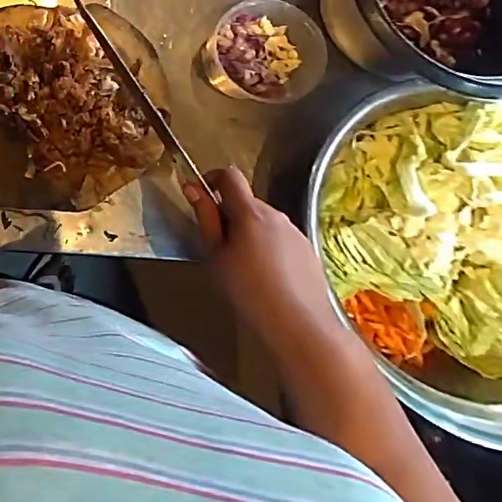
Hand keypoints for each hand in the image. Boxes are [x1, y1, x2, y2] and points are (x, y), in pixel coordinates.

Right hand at [182, 166, 344, 346]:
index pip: (230, 175)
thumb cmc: (248, 291)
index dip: (212, 179)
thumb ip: (205, 217)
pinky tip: (266, 277)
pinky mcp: (307, 250)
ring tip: (243, 268)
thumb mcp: (215, 255)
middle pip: (246, 201)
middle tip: (219, 246)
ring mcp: (295, 232)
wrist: (299, 325)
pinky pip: (281, 238)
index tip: (202, 197)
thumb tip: (193, 188)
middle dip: (230, 215)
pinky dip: (269, 248)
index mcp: (250, 212)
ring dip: (249, 232)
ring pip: (263, 221)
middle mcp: (275, 215)